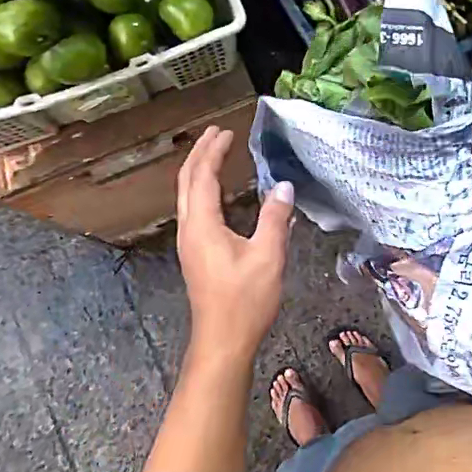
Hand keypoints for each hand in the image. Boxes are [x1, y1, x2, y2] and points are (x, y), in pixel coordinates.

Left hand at [176, 126, 294, 361]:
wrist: (222, 341)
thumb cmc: (245, 300)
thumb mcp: (268, 256)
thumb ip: (275, 218)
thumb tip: (284, 187)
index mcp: (202, 225)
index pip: (203, 176)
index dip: (213, 151)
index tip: (227, 131)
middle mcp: (189, 229)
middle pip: (187, 182)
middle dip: (200, 154)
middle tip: (217, 134)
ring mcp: (190, 243)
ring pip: (187, 196)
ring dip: (200, 172)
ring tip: (216, 155)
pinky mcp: (195, 254)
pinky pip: (194, 211)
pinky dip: (204, 191)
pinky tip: (221, 194)